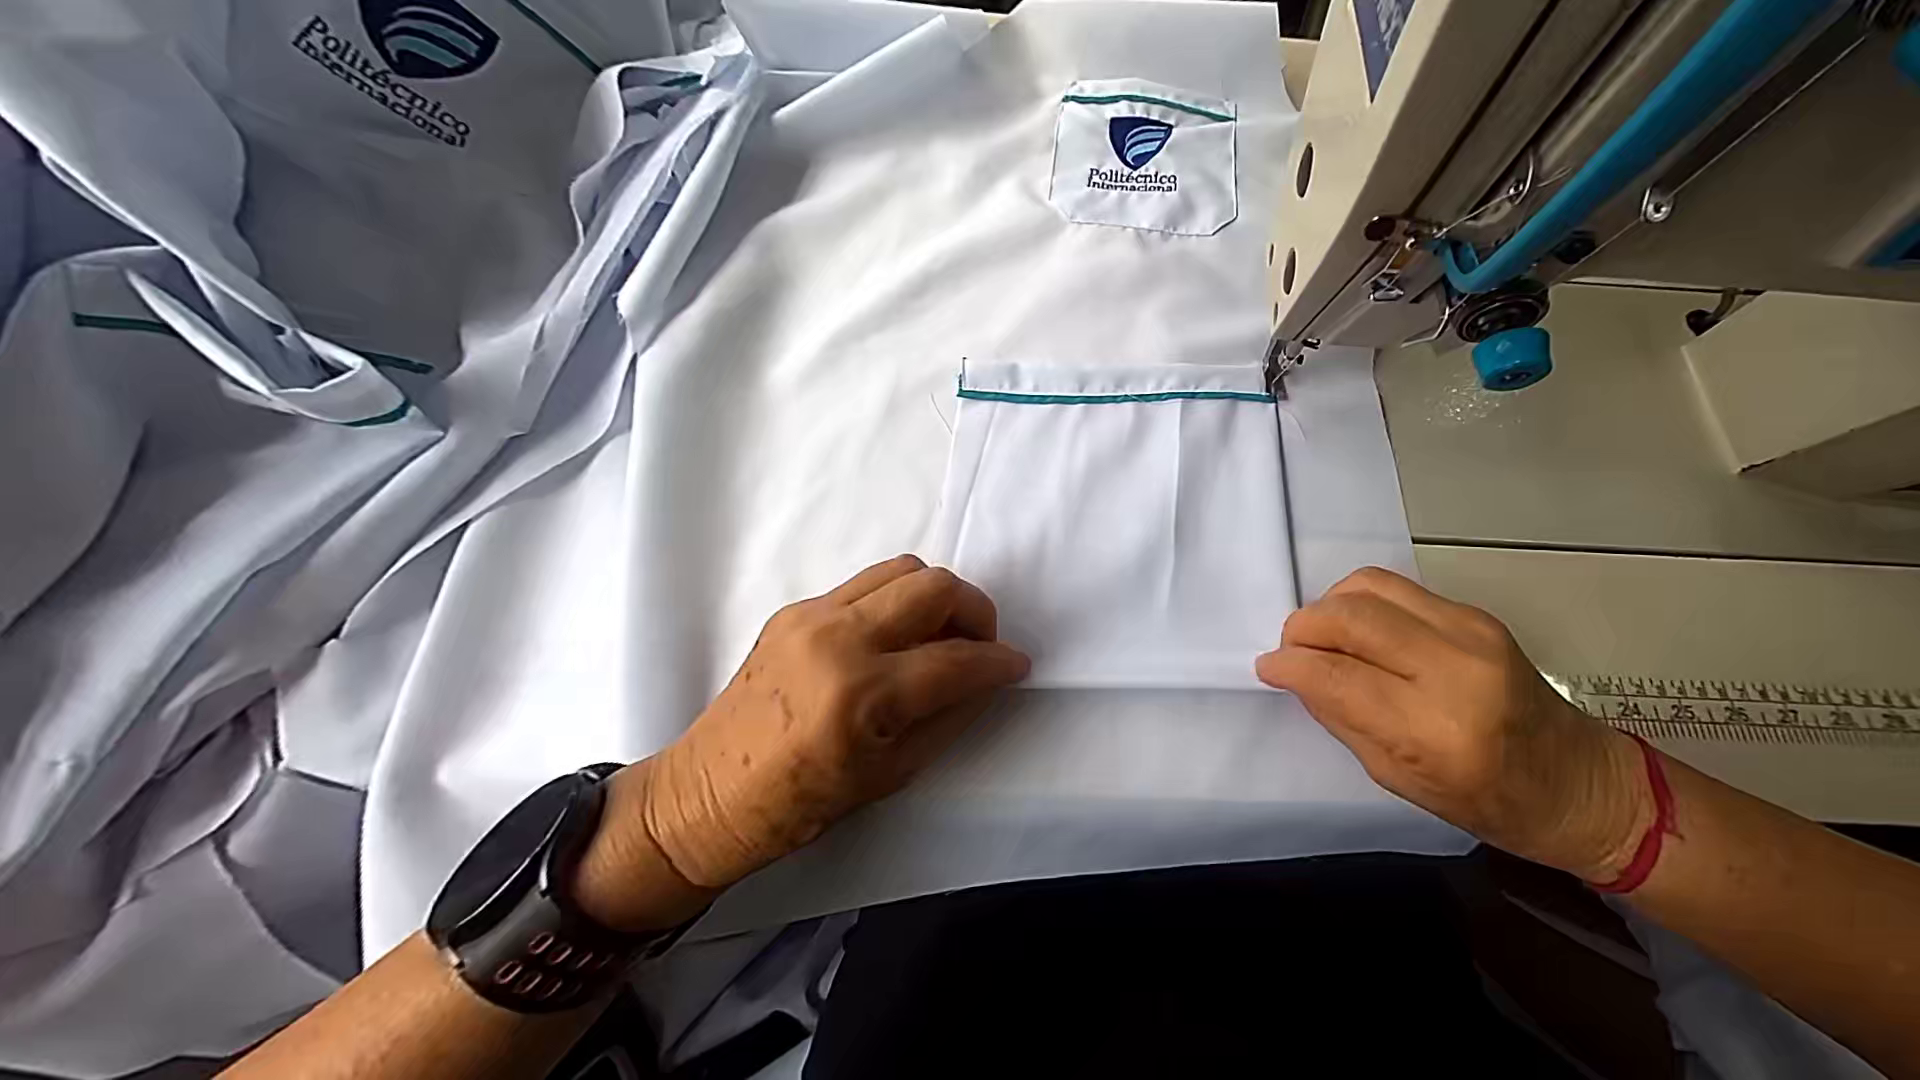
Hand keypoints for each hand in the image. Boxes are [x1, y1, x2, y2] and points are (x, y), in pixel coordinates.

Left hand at [575, 556, 1029, 929]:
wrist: (709, 792)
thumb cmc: (801, 804)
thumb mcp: (892, 774)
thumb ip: (948, 717)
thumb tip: (986, 679)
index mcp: (863, 695)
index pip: (956, 659)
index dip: (999, 661)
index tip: (1016, 665)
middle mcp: (838, 639)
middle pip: (934, 587)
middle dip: (975, 610)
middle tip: (980, 643)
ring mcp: (812, 616)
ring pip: (901, 570)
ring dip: (935, 596)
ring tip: (940, 634)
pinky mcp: (794, 610)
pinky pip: (864, 586)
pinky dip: (895, 602)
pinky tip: (892, 639)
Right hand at [1255, 567, 1652, 882]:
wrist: (1580, 782)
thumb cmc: (1485, 800)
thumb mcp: (1395, 777)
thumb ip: (1341, 717)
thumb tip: (1297, 673)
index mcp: (1435, 730)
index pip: (1335, 675)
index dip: (1289, 665)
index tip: (1269, 667)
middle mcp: (1456, 671)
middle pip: (1348, 618)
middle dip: (1302, 628)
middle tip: (1293, 650)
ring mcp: (1471, 633)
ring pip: (1367, 587)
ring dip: (1329, 607)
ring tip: (1325, 637)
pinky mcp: (1476, 615)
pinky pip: (1394, 588)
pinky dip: (1359, 603)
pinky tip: (1359, 631)